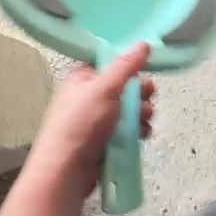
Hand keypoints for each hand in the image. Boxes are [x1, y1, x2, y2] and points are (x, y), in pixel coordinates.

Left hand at [22, 43, 156, 202]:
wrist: (66, 172)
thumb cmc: (81, 123)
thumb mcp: (104, 88)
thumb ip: (126, 66)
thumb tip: (143, 43)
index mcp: (82, 78)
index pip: (109, 62)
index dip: (128, 63)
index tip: (146, 66)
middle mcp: (89, 96)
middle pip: (123, 85)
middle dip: (139, 91)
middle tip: (149, 94)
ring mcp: (96, 120)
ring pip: (128, 108)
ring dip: (141, 111)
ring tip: (146, 117)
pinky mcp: (104, 140)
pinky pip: (127, 129)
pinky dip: (137, 130)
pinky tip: (143, 134)